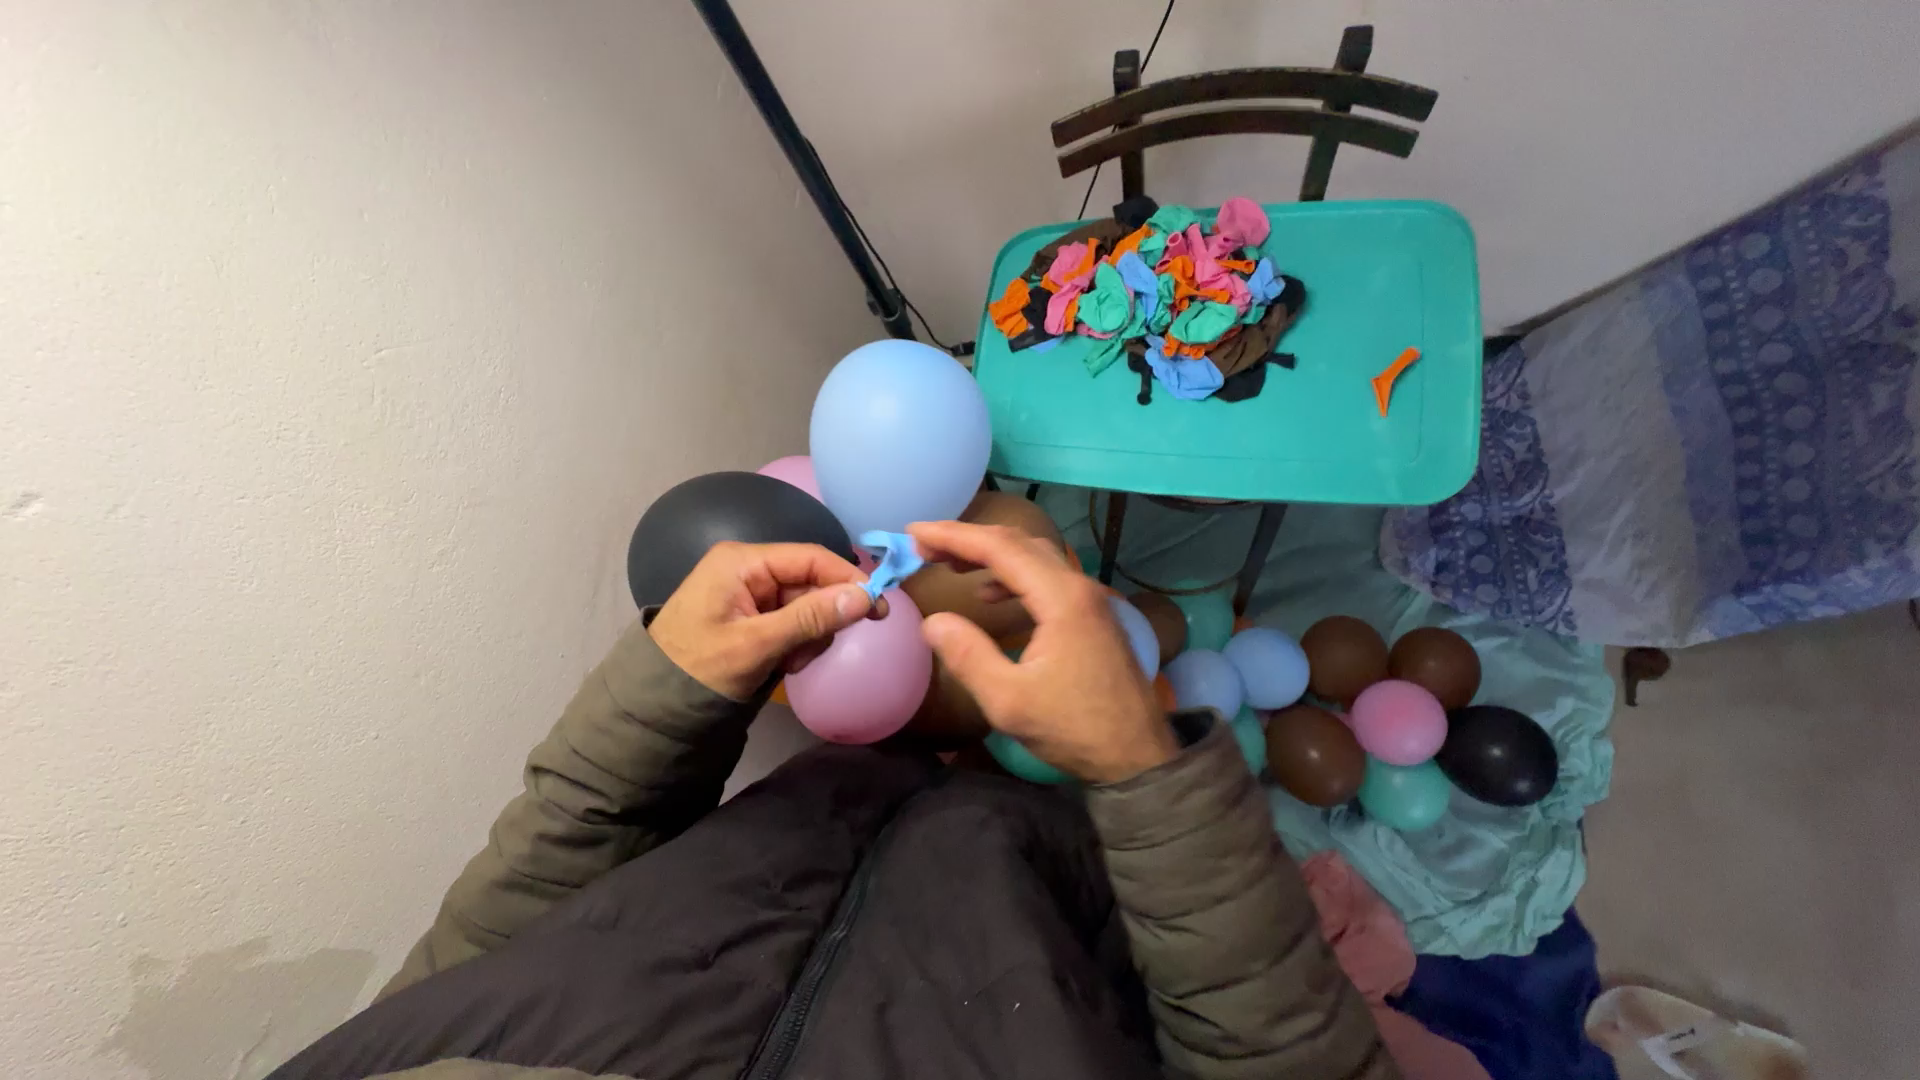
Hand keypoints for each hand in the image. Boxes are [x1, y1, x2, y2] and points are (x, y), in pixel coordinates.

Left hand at [648, 542, 879, 700]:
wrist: (655, 706)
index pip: (811, 557)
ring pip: (808, 604)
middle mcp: (749, 568)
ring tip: (789, 662)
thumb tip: (865, 596)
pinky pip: (794, 620)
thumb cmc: (698, 668)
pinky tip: (783, 662)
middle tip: (814, 651)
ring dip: (810, 635)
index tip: (878, 606)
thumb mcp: (757, 645)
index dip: (848, 579)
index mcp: (742, 562)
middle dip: (821, 618)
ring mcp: (752, 592)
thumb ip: (811, 618)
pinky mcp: (755, 615)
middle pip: (812, 581)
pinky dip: (798, 643)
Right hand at [907, 521, 1176, 783]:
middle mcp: (1078, 587)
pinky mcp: (1092, 617)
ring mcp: (1089, 600)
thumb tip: (932, 622)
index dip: (953, 536)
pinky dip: (1013, 576)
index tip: (913, 533)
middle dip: (968, 539)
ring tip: (949, 563)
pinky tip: (990, 595)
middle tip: (923, 546)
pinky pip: (1047, 579)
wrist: (1138, 757)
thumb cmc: (1073, 730)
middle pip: (1018, 543)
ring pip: (1034, 558)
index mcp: (1061, 598)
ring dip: (990, 555)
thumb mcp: (1009, 701)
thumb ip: (968, 656)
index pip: (999, 548)